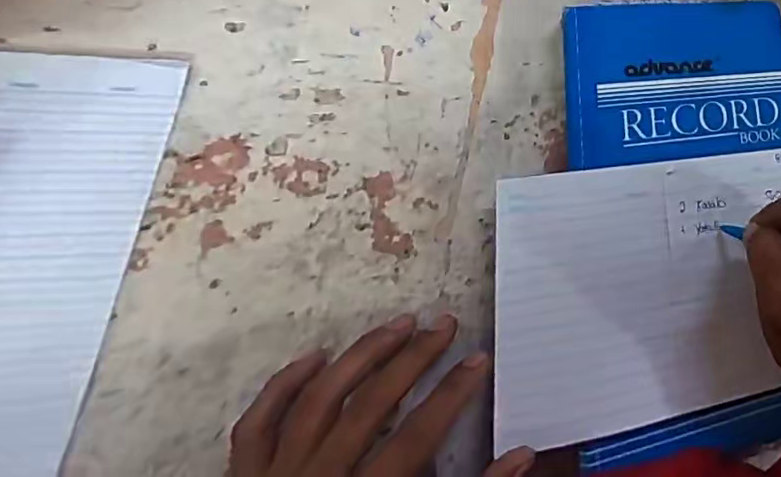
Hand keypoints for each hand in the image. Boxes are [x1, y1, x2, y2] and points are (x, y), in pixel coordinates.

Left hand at [229, 314, 534, 476]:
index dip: (451, 394)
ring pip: (319, 402)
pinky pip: (257, 426)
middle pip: (371, 407)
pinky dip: (283, 386)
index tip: (478, 359)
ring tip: (398, 324)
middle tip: (444, 324)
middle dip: (413, 359)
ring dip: (362, 356)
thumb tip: (523, 456)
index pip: (417, 437)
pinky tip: (317, 356)